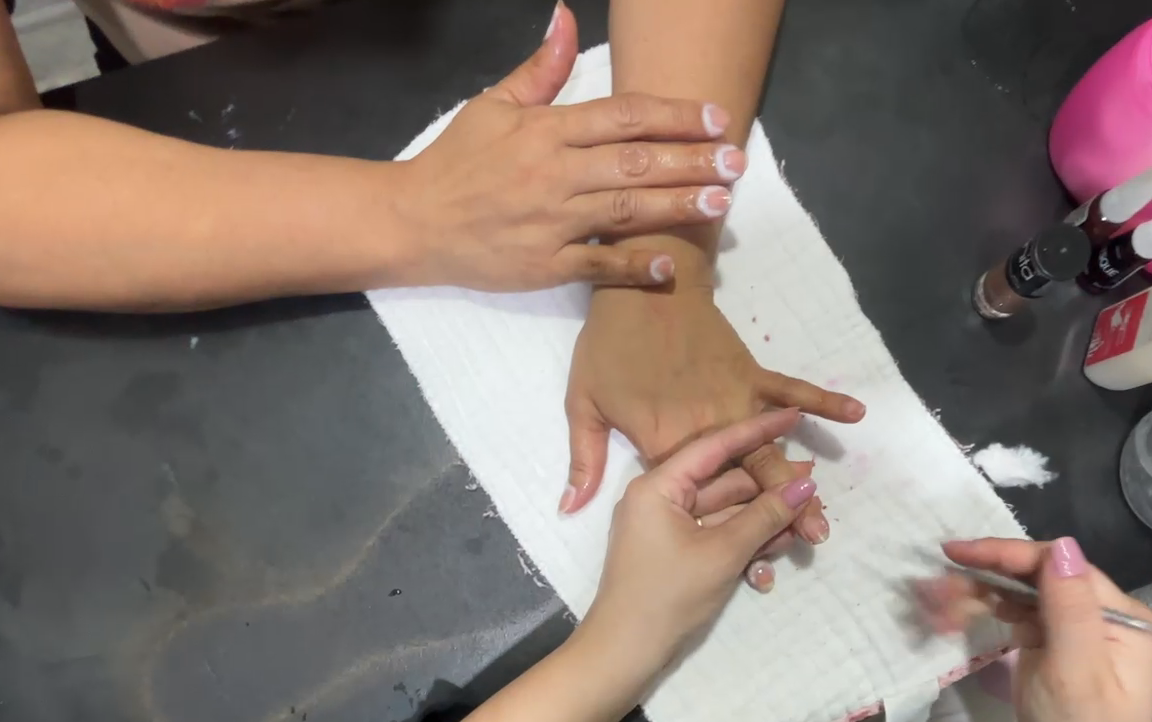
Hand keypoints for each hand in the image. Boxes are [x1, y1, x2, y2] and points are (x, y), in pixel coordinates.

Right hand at [390, 4, 742, 289]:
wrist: (415, 222)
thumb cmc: (456, 163)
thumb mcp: (493, 106)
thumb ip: (540, 71)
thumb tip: (566, 18)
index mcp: (546, 131)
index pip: (623, 117)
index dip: (673, 116)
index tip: (715, 119)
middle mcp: (555, 173)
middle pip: (635, 163)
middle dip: (691, 160)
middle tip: (736, 162)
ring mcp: (551, 222)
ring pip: (624, 210)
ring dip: (676, 206)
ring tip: (720, 202)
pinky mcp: (544, 265)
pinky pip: (596, 266)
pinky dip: (632, 266)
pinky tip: (667, 264)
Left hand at [562, 277, 864, 553]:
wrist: (640, 283)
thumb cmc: (607, 347)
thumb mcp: (583, 405)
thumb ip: (584, 461)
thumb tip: (568, 507)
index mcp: (665, 442)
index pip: (698, 496)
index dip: (728, 527)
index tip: (760, 558)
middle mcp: (705, 427)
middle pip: (744, 482)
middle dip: (777, 518)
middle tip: (808, 543)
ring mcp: (730, 400)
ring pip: (768, 452)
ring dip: (794, 485)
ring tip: (822, 518)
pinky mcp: (746, 375)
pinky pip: (786, 389)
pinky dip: (819, 400)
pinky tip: (854, 414)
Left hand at [579, 410, 818, 674]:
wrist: (625, 651)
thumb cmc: (667, 595)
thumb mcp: (722, 552)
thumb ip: (765, 516)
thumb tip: (806, 485)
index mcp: (658, 485)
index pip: (715, 446)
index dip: (758, 430)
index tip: (794, 413)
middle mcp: (661, 498)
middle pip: (725, 482)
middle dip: (769, 493)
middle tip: (813, 490)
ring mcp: (667, 526)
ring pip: (725, 512)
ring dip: (762, 522)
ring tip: (805, 528)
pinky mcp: (676, 551)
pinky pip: (715, 535)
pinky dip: (743, 542)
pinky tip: (776, 553)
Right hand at [931, 537, 1151, 721]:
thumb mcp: (1076, 673)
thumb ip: (1069, 609)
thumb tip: (1061, 545)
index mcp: (1120, 615)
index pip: (1059, 567)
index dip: (1007, 555)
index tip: (956, 554)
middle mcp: (1102, 612)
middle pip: (1036, 575)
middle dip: (983, 575)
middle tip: (934, 584)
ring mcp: (1076, 626)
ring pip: (1019, 592)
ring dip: (977, 592)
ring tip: (935, 601)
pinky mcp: (1053, 640)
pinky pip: (1015, 613)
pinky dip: (983, 610)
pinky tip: (956, 614)